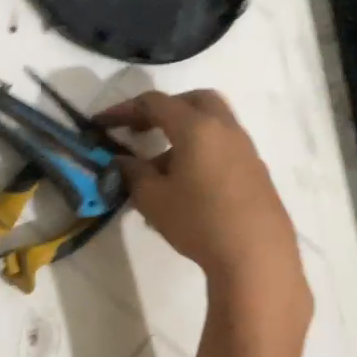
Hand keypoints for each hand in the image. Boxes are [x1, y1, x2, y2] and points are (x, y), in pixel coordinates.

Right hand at [96, 90, 303, 293]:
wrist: (256, 256)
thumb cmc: (198, 220)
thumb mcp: (151, 197)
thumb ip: (132, 172)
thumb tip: (123, 161)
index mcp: (196, 128)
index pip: (155, 103)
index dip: (123, 109)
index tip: (100, 123)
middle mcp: (225, 130)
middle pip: (194, 100)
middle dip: (164, 108)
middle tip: (140, 128)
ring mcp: (245, 150)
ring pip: (212, 123)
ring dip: (183, 131)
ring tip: (158, 164)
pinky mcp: (255, 171)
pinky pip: (222, 146)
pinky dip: (200, 149)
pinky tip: (185, 183)